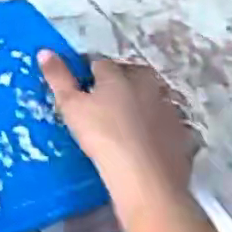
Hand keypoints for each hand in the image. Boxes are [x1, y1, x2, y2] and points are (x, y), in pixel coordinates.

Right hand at [39, 51, 197, 202]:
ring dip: (147, 101)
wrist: (146, 179)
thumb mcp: (70, 105)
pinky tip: (156, 137)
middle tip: (105, 94)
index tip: (78, 80)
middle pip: (135, 73)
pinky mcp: (186, 138)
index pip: (100, 62)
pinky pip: (176, 125)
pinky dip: (166, 127)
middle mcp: (148, 88)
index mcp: (118, 77)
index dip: (87, 69)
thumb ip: (57, 77)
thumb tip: (45, 51)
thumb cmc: (102, 136)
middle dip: (122, 78)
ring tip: (131, 115)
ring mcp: (171, 113)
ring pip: (158, 97)